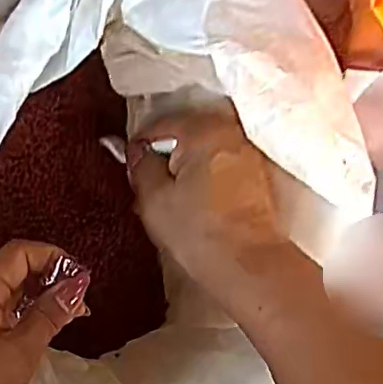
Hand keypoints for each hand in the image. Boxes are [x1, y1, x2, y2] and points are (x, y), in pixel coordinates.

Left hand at [0, 241, 89, 383]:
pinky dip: (26, 311)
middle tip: (78, 298)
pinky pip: (3, 310)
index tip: (78, 276)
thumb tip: (77, 284)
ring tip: (68, 313)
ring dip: (40, 295)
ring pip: (9, 290)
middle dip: (49, 275)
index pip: (18, 253)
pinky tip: (46, 325)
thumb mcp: (23, 350)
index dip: (51, 256)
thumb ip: (50, 313)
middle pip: (14, 268)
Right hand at [126, 109, 315, 305]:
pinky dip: (202, 178)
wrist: (242, 260)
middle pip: (187, 133)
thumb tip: (136, 151)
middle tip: (146, 183)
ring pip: (205, 151)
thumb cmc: (196, 230)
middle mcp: (231, 132)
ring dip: (184, 167)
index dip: (138, 143)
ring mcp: (247, 154)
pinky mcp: (255, 178)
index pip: (162, 123)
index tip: (127, 162)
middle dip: (165, 153)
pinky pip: (220, 167)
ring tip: (167, 197)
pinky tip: (190, 204)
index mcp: (203, 130)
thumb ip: (141, 168)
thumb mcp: (153, 199)